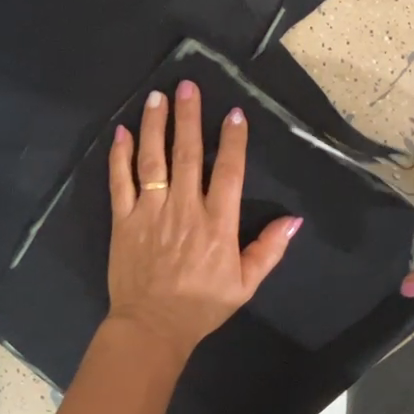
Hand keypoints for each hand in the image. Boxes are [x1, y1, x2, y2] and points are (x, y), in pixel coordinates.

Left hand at [106, 80, 301, 359]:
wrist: (152, 327)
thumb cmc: (202, 306)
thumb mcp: (245, 284)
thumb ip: (269, 249)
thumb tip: (294, 219)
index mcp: (217, 223)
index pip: (229, 172)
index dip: (233, 140)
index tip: (233, 112)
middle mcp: (185, 209)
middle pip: (188, 154)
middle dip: (189, 117)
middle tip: (186, 86)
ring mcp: (150, 212)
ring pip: (153, 160)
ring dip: (154, 125)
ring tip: (156, 97)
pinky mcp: (123, 220)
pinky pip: (120, 182)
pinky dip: (120, 156)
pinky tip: (121, 132)